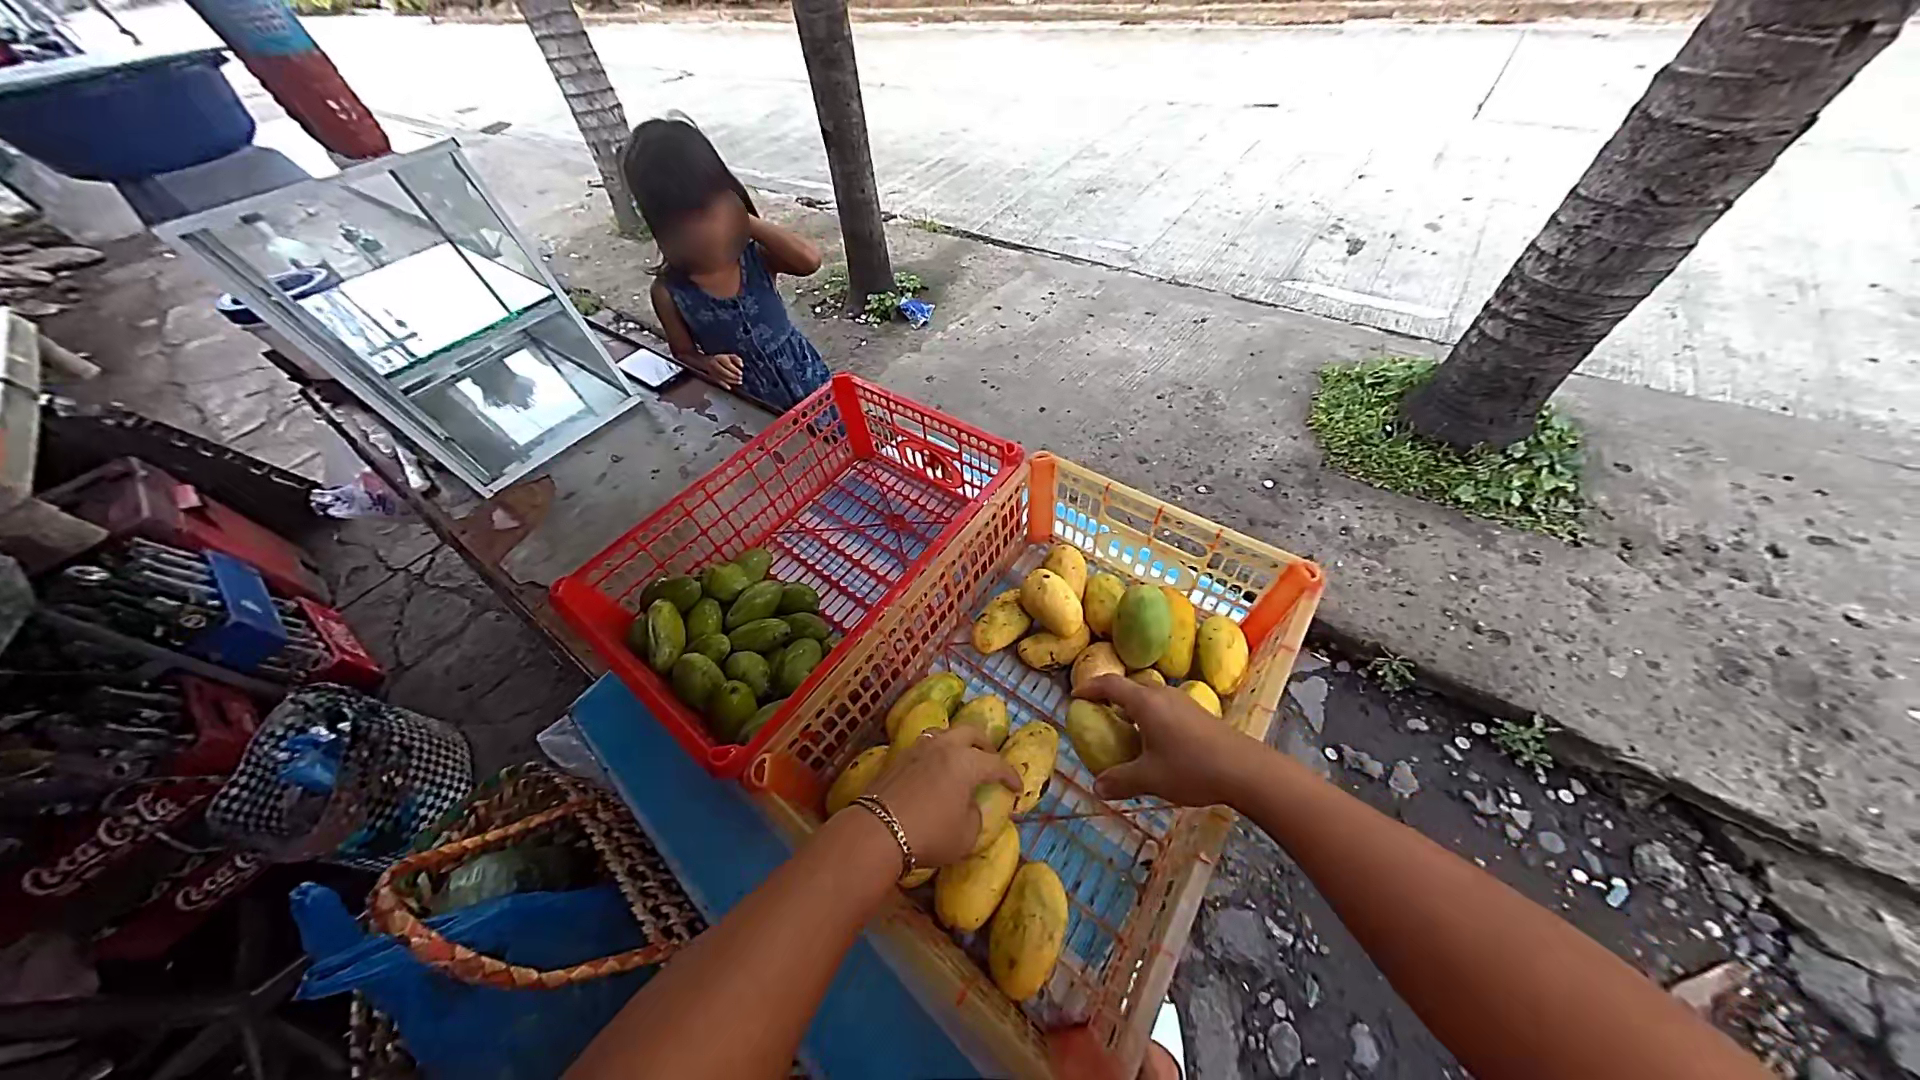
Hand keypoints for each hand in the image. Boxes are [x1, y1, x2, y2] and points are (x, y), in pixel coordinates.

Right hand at [692, 353, 743, 388]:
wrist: (706, 361)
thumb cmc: (721, 359)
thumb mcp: (728, 356)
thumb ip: (736, 359)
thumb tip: (742, 365)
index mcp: (719, 358)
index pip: (727, 364)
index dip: (734, 369)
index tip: (741, 373)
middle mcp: (714, 364)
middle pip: (724, 372)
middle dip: (733, 376)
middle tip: (740, 378)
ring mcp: (712, 371)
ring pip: (722, 377)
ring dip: (731, 381)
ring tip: (739, 382)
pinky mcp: (711, 376)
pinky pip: (718, 381)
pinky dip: (724, 385)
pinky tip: (729, 388)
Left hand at [862, 726, 1019, 868]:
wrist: (878, 830)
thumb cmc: (929, 833)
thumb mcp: (966, 835)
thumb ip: (975, 815)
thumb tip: (969, 804)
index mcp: (967, 762)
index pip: (997, 763)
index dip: (1010, 776)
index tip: (1017, 788)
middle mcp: (944, 746)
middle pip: (971, 733)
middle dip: (985, 745)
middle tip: (991, 760)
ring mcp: (919, 748)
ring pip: (944, 734)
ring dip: (958, 743)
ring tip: (962, 759)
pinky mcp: (898, 757)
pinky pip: (925, 746)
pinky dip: (936, 753)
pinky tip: (935, 769)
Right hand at [1078, 676, 1258, 807]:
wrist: (1247, 771)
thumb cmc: (1193, 768)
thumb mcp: (1150, 778)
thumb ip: (1120, 781)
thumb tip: (1096, 788)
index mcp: (1145, 703)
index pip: (1110, 685)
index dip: (1089, 688)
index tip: (1075, 697)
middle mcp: (1163, 696)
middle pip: (1131, 689)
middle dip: (1112, 700)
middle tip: (1099, 716)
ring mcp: (1184, 703)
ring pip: (1150, 699)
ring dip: (1134, 711)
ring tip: (1126, 733)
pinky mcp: (1200, 715)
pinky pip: (1166, 709)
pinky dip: (1152, 719)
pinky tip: (1157, 744)